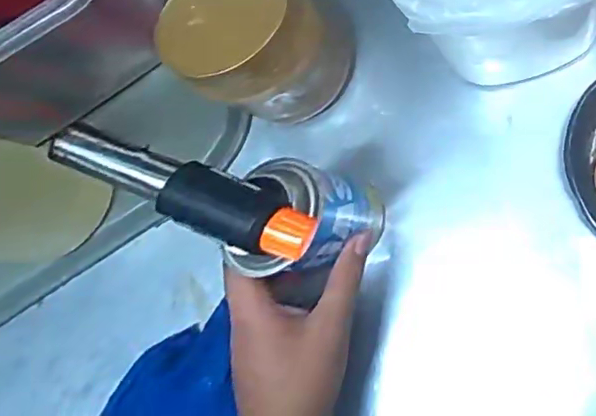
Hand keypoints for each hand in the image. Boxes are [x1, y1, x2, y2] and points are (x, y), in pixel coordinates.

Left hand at [227, 233, 373, 415]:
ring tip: (308, 245)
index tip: (279, 211)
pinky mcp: (256, 351)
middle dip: (274, 244)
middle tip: (300, 223)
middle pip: (248, 269)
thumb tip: (359, 239)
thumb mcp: (331, 327)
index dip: (254, 230)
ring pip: (257, 289)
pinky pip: (264, 307)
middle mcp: (241, 320)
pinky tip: (307, 284)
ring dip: (280, 266)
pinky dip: (283, 289)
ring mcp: (247, 338)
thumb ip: (345, 279)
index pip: (235, 257)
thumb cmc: (302, 383)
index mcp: (248, 309)